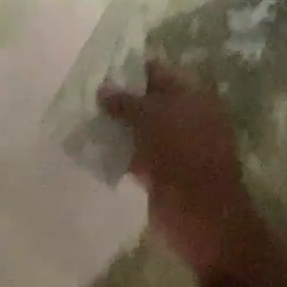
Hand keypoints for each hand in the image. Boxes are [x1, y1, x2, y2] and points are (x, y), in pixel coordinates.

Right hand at [100, 61, 258, 282]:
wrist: (201, 216)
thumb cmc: (180, 154)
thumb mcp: (149, 118)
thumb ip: (124, 101)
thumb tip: (103, 89)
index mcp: (194, 96)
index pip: (158, 71)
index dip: (130, 70)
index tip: (100, 70)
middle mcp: (189, 117)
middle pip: (149, 101)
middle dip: (120, 99)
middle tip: (86, 95)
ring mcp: (178, 146)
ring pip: (142, 129)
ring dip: (118, 126)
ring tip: (84, 118)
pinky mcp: (166, 171)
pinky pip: (139, 154)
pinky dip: (120, 151)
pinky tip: (93, 147)